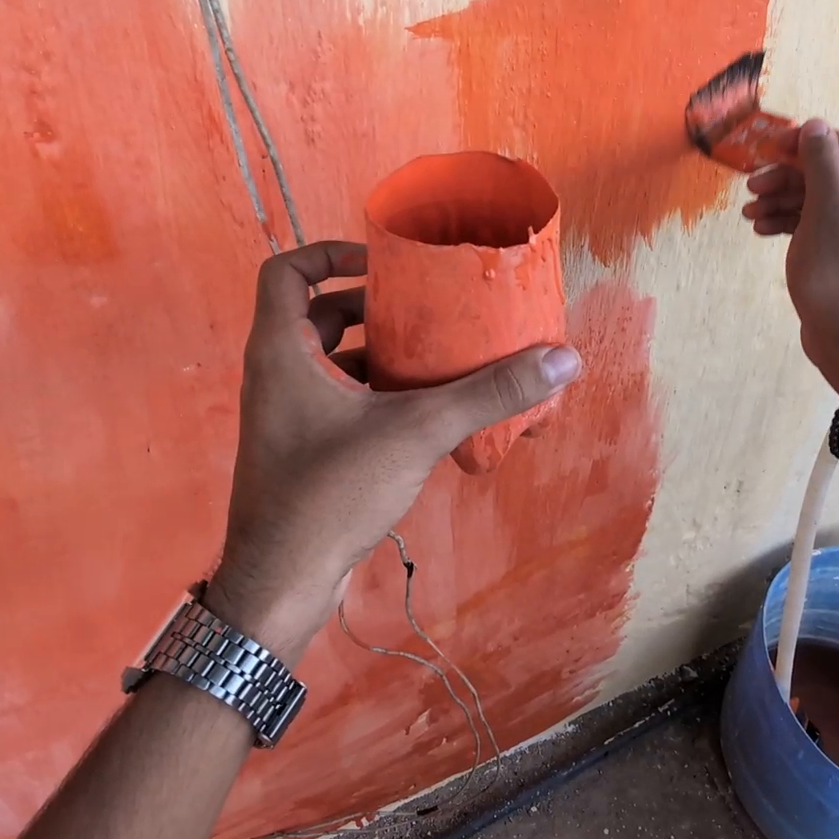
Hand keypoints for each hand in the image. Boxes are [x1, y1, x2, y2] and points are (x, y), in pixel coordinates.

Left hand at [207, 241, 581, 661]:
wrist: (281, 584)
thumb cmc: (332, 492)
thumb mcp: (416, 432)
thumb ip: (488, 395)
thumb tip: (563, 360)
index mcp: (281, 351)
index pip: (286, 271)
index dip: (329, 254)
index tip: (382, 264)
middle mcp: (275, 374)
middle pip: (315, 314)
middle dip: (370, 305)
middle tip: (423, 307)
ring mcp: (285, 415)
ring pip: (328, 360)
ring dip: (375, 350)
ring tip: (432, 352)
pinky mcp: (301, 449)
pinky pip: (336, 398)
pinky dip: (373, 391)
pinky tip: (420, 409)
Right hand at [741, 120, 838, 387]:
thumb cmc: (834, 272)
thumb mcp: (824, 212)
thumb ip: (820, 165)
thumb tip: (815, 124)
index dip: (807, 143)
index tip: (772, 147)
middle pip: (825, 175)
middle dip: (785, 178)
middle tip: (751, 185)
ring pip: (815, 200)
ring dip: (780, 201)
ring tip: (749, 213)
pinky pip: (813, 224)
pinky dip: (787, 222)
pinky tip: (761, 229)